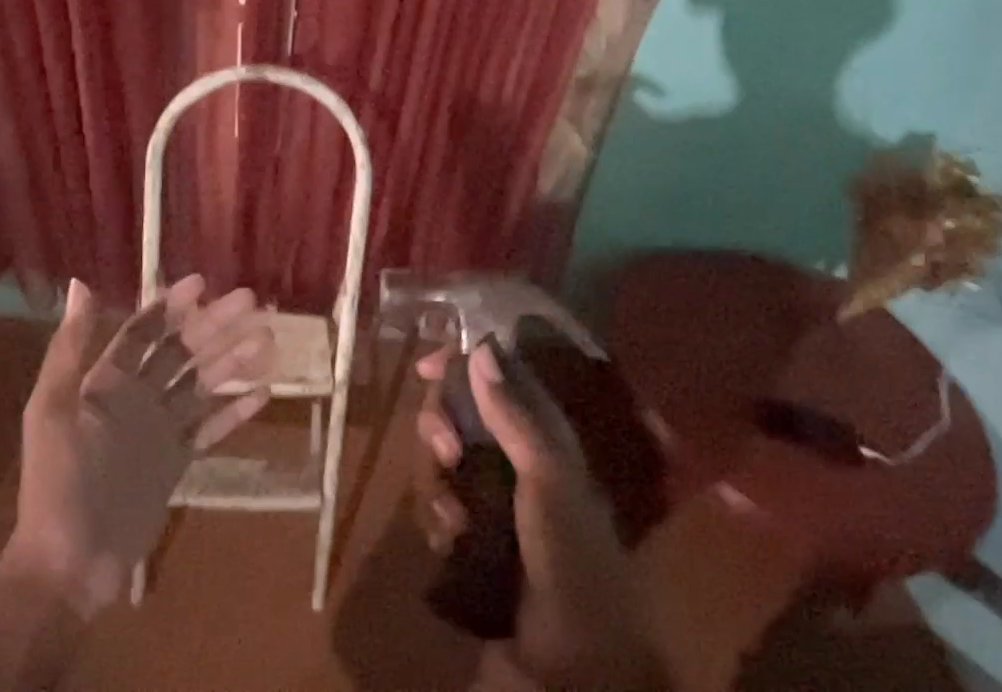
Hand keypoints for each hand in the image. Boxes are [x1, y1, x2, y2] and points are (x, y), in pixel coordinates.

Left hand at [8, 275, 274, 616]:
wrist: (69, 561)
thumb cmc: (57, 482)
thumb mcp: (53, 409)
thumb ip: (69, 348)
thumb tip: (80, 285)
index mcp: (104, 384)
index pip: (143, 333)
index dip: (171, 307)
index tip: (203, 282)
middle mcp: (135, 400)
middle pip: (181, 353)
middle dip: (213, 326)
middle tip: (251, 301)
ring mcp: (158, 431)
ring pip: (202, 386)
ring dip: (232, 362)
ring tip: (268, 340)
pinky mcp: (176, 463)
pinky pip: (210, 429)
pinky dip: (235, 412)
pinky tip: (264, 394)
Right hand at [414, 345, 659, 686]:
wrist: (577, 654)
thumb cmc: (571, 553)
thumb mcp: (548, 477)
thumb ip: (515, 415)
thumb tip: (480, 348)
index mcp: (543, 435)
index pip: (498, 378)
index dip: (461, 364)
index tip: (423, 366)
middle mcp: (517, 458)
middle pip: (459, 417)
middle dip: (441, 427)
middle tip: (446, 450)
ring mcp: (495, 498)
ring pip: (444, 463)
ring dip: (438, 484)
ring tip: (454, 516)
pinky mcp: (476, 536)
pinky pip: (440, 508)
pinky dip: (440, 520)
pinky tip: (452, 540)